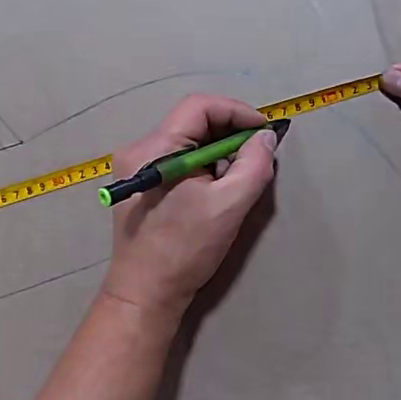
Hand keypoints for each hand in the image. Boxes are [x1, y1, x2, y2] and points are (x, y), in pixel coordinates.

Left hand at [99, 95, 279, 322]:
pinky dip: (202, 166)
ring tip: (233, 182)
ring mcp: (136, 167)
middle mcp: (139, 149)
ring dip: (217, 153)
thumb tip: (264, 137)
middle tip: (254, 158)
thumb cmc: (185, 249)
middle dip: (229, 135)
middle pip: (192, 121)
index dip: (236, 112)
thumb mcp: (229, 205)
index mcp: (155, 148)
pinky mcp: (140, 183)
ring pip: (187, 141)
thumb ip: (254, 164)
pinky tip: (213, 192)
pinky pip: (177, 159)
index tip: (263, 132)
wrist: (145, 293)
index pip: (199, 106)